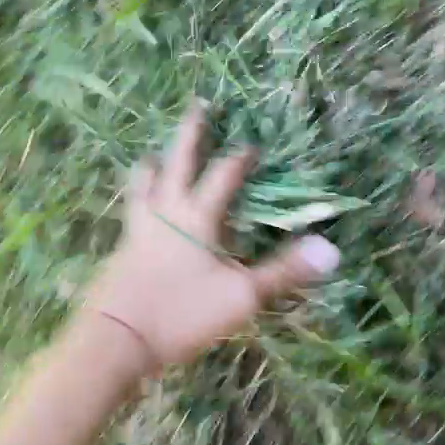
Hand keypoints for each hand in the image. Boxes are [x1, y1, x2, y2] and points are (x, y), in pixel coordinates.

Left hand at [83, 104, 339, 368]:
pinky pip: (131, 211)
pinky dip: (138, 198)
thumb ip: (284, 271)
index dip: (240, 156)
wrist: (113, 341)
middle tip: (198, 104)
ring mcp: (138, 228)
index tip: (252, 145)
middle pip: (178, 160)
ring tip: (152, 153)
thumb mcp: (241, 295)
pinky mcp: (119, 250)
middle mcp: (166, 210)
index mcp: (198, 214)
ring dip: (153, 164)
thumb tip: (330, 250)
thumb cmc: (182, 312)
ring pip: (144, 183)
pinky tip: (138, 208)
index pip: (224, 173)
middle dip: (191, 132)